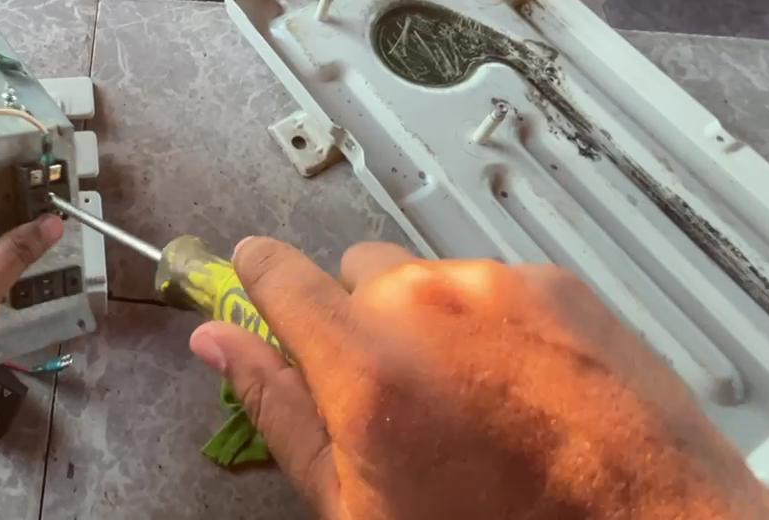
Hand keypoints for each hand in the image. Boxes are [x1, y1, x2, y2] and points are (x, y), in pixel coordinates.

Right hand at [188, 241, 768, 519]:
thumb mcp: (360, 508)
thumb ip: (275, 407)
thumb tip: (214, 338)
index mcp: (363, 362)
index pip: (274, 271)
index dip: (260, 276)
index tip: (260, 281)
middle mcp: (420, 302)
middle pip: (352, 272)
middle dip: (359, 317)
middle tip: (403, 391)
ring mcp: (492, 284)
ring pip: (421, 275)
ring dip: (428, 318)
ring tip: (478, 395)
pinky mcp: (554, 282)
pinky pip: (487, 281)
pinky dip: (490, 319)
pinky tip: (529, 384)